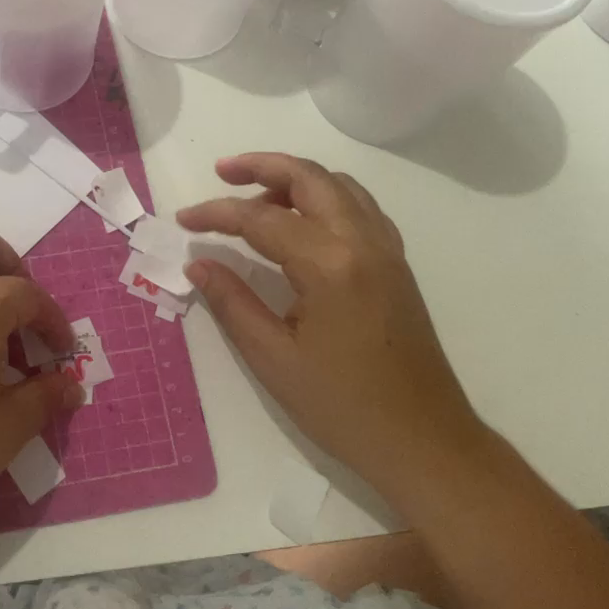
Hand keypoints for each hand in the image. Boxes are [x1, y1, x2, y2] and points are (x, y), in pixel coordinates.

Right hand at [177, 153, 486, 494]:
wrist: (425, 443)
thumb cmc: (344, 408)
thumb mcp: (274, 359)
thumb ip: (231, 302)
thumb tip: (197, 263)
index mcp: (329, 264)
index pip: (260, 219)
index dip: (216, 215)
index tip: (183, 221)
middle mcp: (362, 242)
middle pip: (308, 177)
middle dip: (261, 165)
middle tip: (221, 171)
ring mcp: (386, 250)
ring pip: (338, 185)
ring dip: (295, 178)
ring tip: (256, 195)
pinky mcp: (397, 264)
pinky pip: (359, 207)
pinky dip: (325, 197)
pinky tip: (303, 222)